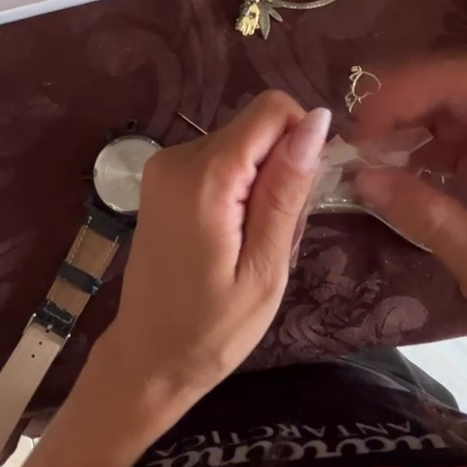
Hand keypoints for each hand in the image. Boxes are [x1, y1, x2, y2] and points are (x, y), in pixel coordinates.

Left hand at [95, 93, 331, 410]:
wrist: (149, 357)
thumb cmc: (214, 328)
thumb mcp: (265, 267)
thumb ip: (288, 189)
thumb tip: (317, 120)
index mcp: (203, 176)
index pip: (271, 109)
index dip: (300, 142)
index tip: (299, 198)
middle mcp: (177, 156)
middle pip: (255, 127)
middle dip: (280, 169)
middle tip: (272, 236)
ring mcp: (164, 166)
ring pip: (241, 143)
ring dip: (260, 183)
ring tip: (250, 242)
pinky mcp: (162, 178)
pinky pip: (219, 160)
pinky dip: (238, 189)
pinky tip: (231, 236)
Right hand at [351, 50, 466, 438]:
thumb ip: (428, 218)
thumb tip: (361, 175)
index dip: (423, 85)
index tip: (371, 118)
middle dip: (410, 96)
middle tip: (361, 130)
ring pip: (460, 103)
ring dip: (410, 117)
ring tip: (367, 147)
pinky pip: (457, 133)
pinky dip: (418, 141)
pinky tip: (390, 164)